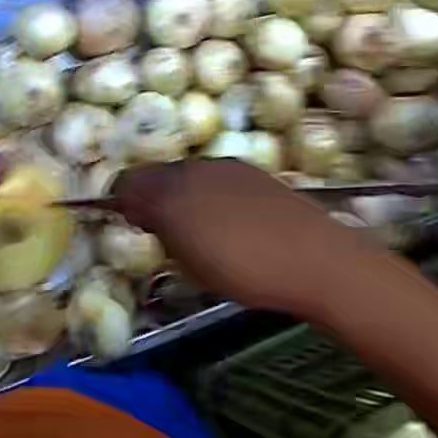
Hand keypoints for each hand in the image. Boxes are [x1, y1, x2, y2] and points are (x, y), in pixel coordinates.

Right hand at [110, 159, 363, 316]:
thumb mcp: (190, 264)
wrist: (316, 259)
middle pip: (153, 173)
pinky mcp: (249, 170)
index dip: (120, 201)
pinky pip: (212, 175)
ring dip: (178, 191)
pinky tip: (226, 218)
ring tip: (195, 225)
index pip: (126, 183)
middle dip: (148, 194)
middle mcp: (192, 168)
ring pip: (184, 172)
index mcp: (170, 192)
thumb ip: (162, 234)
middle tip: (158, 227)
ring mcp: (223, 166)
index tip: (129, 224)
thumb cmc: (245, 271)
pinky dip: (206, 190)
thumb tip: (145, 216)